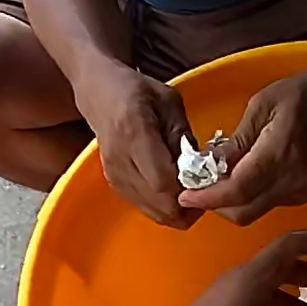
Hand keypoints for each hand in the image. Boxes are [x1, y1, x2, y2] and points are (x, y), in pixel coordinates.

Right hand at [72, 59, 196, 227]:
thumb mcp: (171, 104)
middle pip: (161, 206)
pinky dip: (165, 207)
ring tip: (190, 193)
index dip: (189, 192)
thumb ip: (185, 138)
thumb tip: (201, 171)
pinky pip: (147, 209)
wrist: (100, 92)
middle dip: (188, 208)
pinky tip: (174, 192)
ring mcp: (115, 175)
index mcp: (135, 134)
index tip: (206, 185)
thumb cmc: (140, 93)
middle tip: (204, 196)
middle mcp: (120, 160)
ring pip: (155, 213)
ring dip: (178, 210)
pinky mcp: (115, 184)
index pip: (163, 183)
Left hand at [177, 57, 306, 224]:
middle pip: (243, 213)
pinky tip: (242, 177)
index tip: (185, 196)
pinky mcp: (302, 194)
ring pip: (254, 212)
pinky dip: (249, 196)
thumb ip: (235, 143)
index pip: (237, 191)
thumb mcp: (260, 107)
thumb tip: (209, 165)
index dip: (208, 198)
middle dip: (216, 206)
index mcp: (279, 157)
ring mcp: (299, 192)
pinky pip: (267, 204)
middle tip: (197, 189)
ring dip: (231, 202)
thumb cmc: (301, 95)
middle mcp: (291, 183)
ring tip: (218, 179)